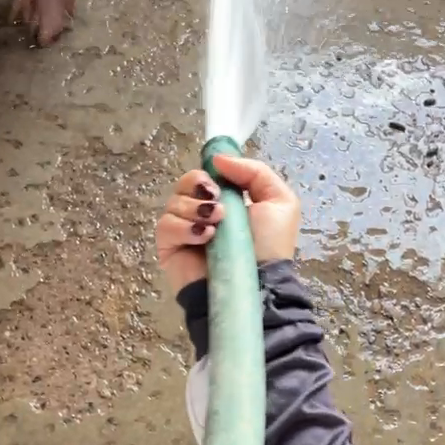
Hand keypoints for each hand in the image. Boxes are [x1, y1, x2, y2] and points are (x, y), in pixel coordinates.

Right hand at [155, 154, 302, 297]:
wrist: (258, 284)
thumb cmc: (270, 246)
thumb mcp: (279, 200)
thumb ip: (254, 171)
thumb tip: (218, 160)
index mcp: (226, 202)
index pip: (204, 176)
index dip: (206, 173)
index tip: (217, 182)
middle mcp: (202, 214)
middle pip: (184, 185)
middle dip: (199, 188)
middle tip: (218, 205)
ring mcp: (185, 233)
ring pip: (173, 203)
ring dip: (195, 209)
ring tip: (217, 226)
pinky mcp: (170, 250)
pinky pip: (165, 226)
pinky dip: (184, 227)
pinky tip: (204, 237)